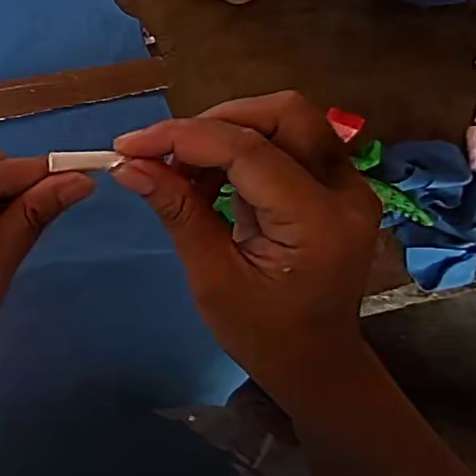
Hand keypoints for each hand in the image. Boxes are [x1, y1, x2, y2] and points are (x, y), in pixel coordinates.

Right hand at [109, 92, 382, 384]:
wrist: (315, 362)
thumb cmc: (262, 332)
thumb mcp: (211, 277)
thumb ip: (177, 211)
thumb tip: (129, 167)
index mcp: (317, 222)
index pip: (248, 151)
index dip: (182, 138)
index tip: (129, 146)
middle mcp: (344, 191)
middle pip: (283, 114)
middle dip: (213, 122)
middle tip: (163, 152)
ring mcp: (346, 185)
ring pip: (286, 120)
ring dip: (224, 132)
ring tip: (179, 169)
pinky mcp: (333, 186)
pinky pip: (285, 142)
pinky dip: (237, 148)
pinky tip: (205, 178)